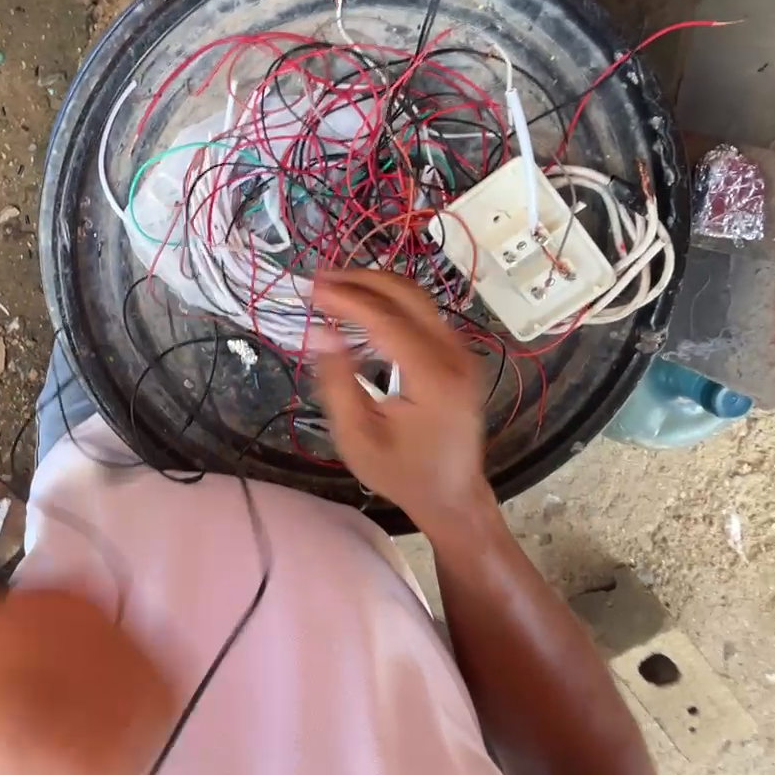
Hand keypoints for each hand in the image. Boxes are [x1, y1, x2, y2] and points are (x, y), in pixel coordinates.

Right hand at [309, 269, 493, 519]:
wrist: (453, 495)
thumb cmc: (401, 472)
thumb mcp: (356, 437)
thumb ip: (337, 382)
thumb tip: (320, 334)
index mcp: (432, 377)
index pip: (386, 320)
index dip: (347, 299)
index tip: (313, 289)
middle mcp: (454, 356)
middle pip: (407, 294)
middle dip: (361, 279)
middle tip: (320, 279)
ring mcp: (461, 352)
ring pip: (417, 297)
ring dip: (374, 285)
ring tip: (334, 286)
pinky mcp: (457, 355)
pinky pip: (422, 312)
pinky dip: (389, 300)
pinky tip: (360, 305)